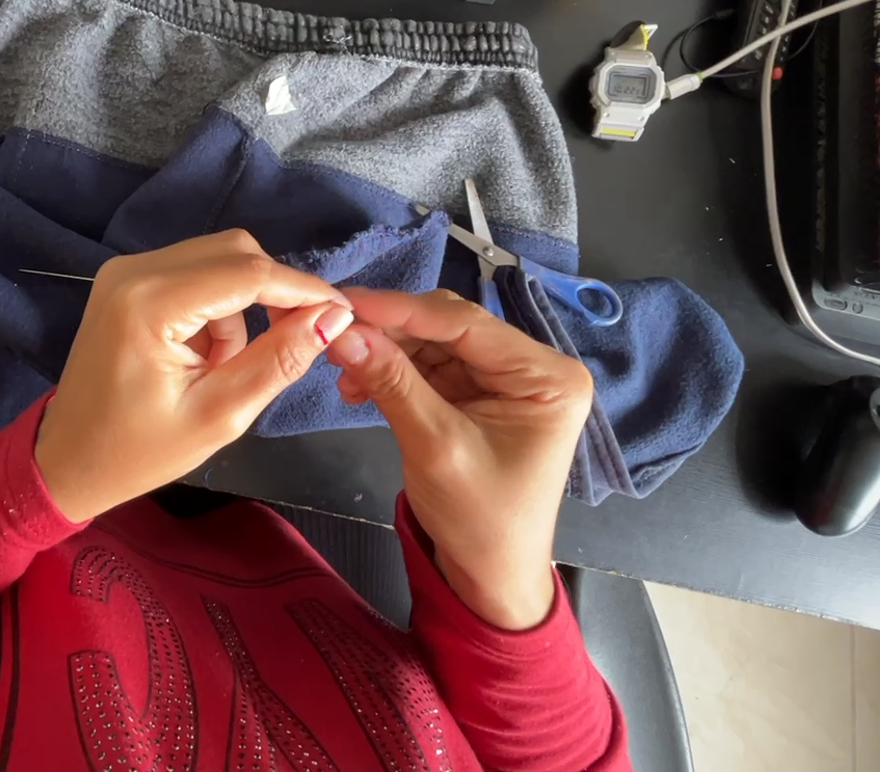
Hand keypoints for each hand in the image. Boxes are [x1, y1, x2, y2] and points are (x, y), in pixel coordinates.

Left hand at [35, 231, 352, 522]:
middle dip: (271, 294)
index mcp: (149, 303)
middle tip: (289, 343)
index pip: (248, 273)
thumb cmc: (139, 451)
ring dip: (239, 306)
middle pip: (234, 252)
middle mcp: (134, 269)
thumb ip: (279, 358)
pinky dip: (214, 307)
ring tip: (221, 367)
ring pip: (217, 259)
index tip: (342, 312)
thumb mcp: (221, 414)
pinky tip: (200, 355)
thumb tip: (333, 316)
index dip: (303, 289)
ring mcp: (125, 269)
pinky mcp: (125, 278)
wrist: (66, 459)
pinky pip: (193, 272)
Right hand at [324, 288, 592, 629]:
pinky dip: (388, 369)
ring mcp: (500, 378)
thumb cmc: (479, 520)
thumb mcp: (434, 446)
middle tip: (333, 334)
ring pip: (429, 341)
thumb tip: (339, 331)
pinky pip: (424, 364)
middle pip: (447, 326)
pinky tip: (357, 384)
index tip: (343, 303)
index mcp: (546, 376)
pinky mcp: (473, 392)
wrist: (488, 577)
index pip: (465, 323)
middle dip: (389, 330)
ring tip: (340, 368)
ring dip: (383, 350)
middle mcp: (529, 366)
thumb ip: (391, 381)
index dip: (400, 309)